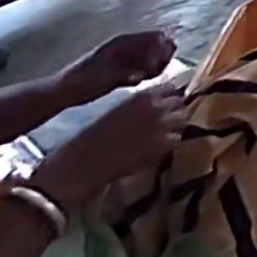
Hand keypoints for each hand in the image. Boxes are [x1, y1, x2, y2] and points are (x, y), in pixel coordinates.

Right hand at [29, 88, 183, 205]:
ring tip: (162, 137)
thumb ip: (140, 104)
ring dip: (175, 127)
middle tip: (165, 123)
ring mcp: (164, 124)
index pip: (172, 87)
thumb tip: (158, 101)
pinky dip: (171, 145)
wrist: (73, 168)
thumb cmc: (86, 140)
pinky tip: (159, 151)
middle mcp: (158, 105)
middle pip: (180, 103)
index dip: (169, 97)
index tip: (166, 104)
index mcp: (144, 95)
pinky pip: (178, 139)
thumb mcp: (115, 112)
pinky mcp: (163, 144)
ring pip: (183, 120)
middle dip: (174, 112)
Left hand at [61, 31, 175, 102]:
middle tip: (153, 72)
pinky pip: (146, 67)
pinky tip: (137, 81)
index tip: (155, 65)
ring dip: (155, 67)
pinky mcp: (125, 69)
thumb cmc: (80, 81)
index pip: (158, 36)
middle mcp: (129, 45)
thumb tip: (146, 70)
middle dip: (162, 58)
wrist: (60, 92)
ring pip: (156, 56)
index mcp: (125, 41)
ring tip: (144, 78)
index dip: (162, 49)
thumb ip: (127, 70)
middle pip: (161, 45)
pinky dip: (147, 73)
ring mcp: (127, 57)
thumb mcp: (105, 74)